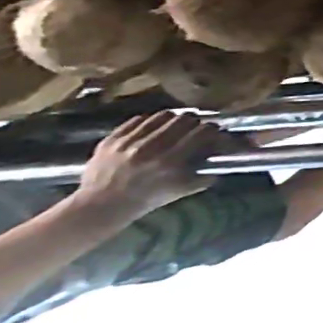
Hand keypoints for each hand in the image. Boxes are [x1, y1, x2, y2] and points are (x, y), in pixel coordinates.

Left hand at [67, 112, 236, 225]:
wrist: (100, 206)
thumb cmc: (143, 201)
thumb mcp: (177, 192)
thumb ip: (202, 179)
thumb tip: (222, 166)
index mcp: (169, 163)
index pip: (199, 133)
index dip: (211, 129)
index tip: (214, 130)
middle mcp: (150, 148)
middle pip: (183, 120)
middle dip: (194, 121)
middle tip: (195, 126)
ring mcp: (129, 142)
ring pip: (161, 116)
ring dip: (173, 118)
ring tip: (175, 124)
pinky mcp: (112, 139)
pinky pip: (137, 120)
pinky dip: (150, 121)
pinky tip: (153, 127)